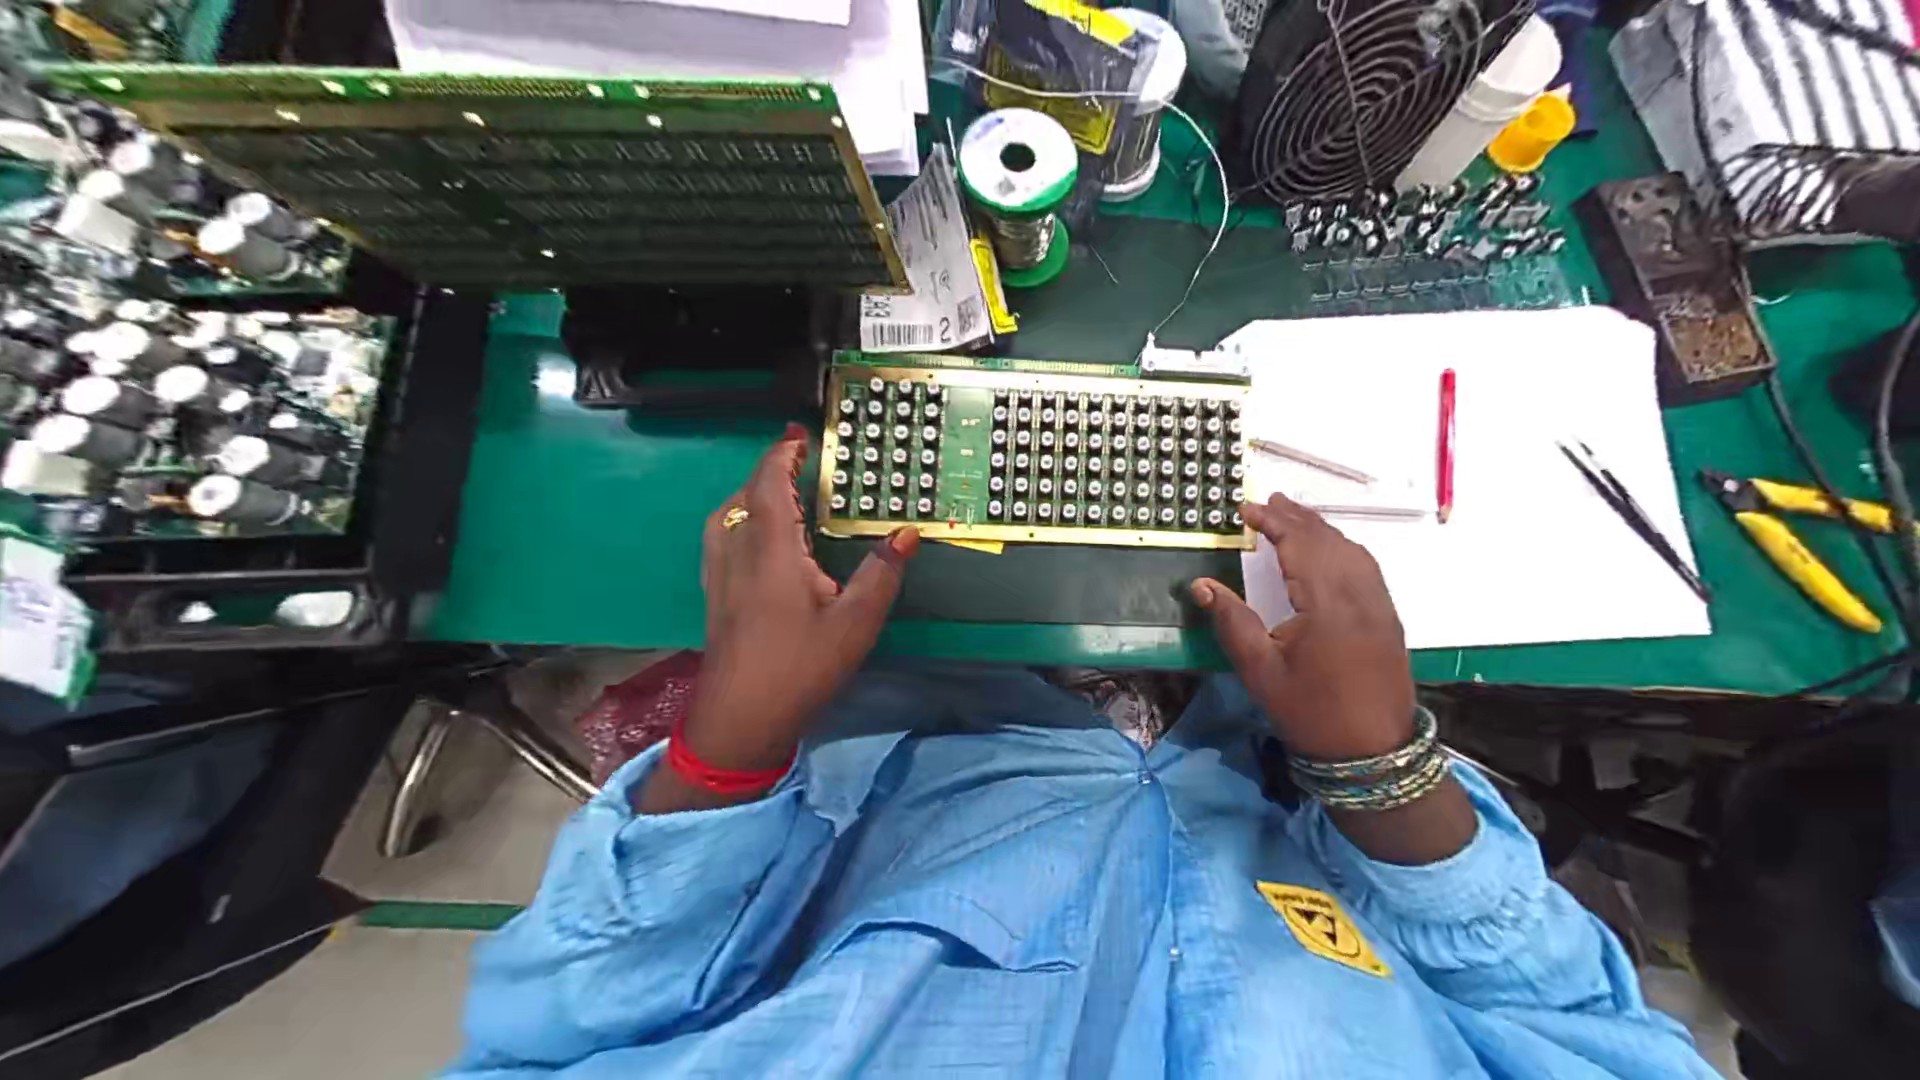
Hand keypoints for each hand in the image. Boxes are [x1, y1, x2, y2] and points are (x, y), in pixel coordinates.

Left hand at [687, 424, 918, 771]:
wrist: (740, 720)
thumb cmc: (800, 668)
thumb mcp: (855, 623)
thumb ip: (881, 574)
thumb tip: (907, 533)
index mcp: (771, 550)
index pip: (771, 485)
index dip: (782, 454)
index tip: (798, 434)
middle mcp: (738, 552)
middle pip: (746, 494)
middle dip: (771, 469)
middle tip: (799, 458)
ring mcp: (720, 574)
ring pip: (728, 514)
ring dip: (752, 492)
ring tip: (780, 491)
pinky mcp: (715, 594)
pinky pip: (722, 536)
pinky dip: (740, 517)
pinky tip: (758, 537)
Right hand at [1190, 493, 1414, 761]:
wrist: (1372, 753)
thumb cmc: (1309, 711)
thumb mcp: (1259, 669)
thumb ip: (1231, 621)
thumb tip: (1201, 585)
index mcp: (1327, 605)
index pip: (1301, 546)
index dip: (1274, 522)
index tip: (1246, 509)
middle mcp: (1360, 597)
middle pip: (1329, 542)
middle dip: (1298, 517)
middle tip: (1269, 501)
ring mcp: (1380, 607)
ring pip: (1353, 552)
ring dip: (1322, 529)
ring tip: (1294, 516)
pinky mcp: (1388, 619)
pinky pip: (1366, 568)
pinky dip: (1343, 547)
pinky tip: (1328, 550)